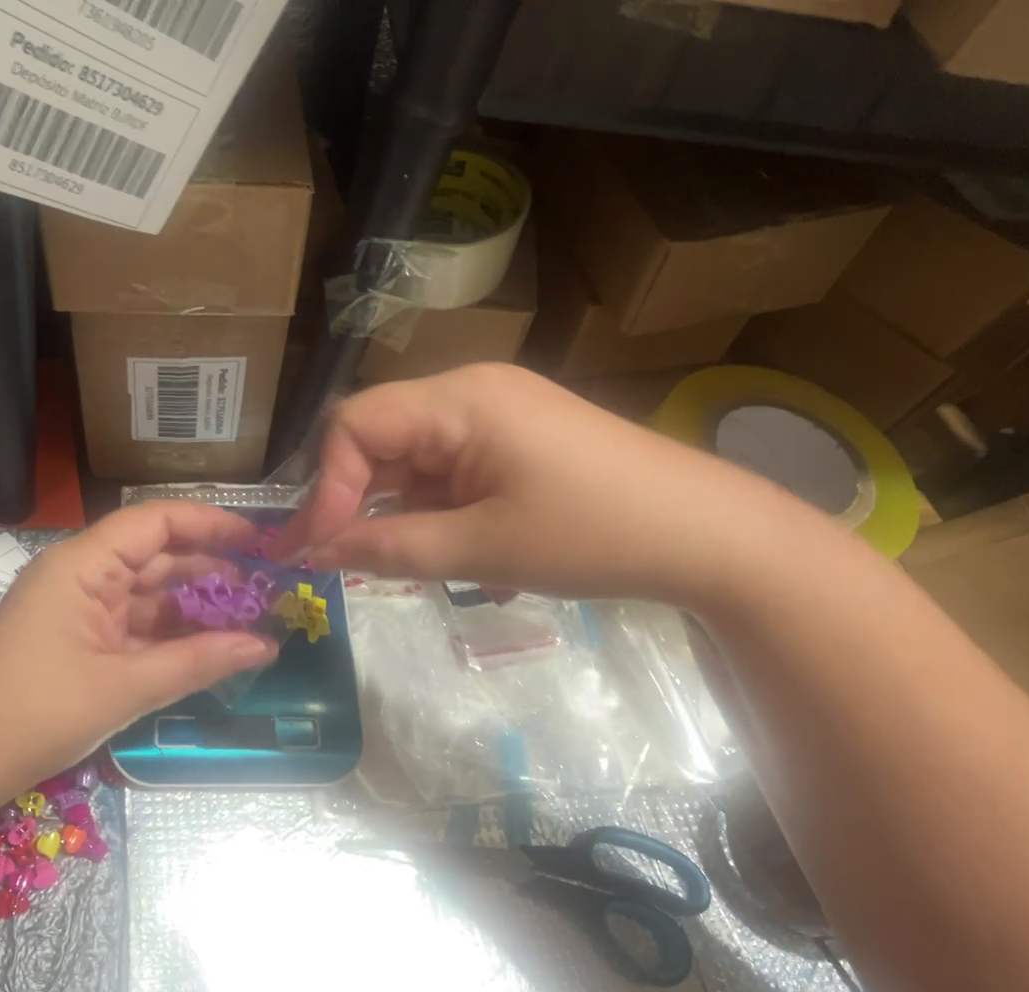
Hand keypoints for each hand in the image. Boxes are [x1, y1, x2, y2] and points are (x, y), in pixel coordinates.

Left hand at [0, 502, 279, 798]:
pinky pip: (132, 628)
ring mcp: (77, 612)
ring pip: (147, 596)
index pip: (154, 521)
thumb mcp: (123, 687)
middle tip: (269, 590)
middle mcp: (80, 577)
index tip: (260, 540)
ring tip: (253, 621)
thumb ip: (197, 662)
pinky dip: (170, 638)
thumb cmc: (36, 713)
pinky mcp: (76, 644)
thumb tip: (265, 646)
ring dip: (195, 608)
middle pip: (155, 558)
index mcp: (82, 566)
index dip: (210, 524)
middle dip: (212, 571)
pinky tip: (212, 649)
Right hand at [271, 364, 819, 606]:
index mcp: (460, 400)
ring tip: (416, 563)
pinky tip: (458, 548)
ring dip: (398, 509)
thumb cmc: (595, 536)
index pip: (354, 425)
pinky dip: (435, 509)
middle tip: (345, 562)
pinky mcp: (517, 438)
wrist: (712, 536)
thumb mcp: (482, 549)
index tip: (317, 550)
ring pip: (412, 457)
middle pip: (379, 437)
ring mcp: (498, 412)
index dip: (325, 487)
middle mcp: (471, 391)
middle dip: (356, 500)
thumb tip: (316, 551)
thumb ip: (388, 547)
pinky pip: (449, 467)